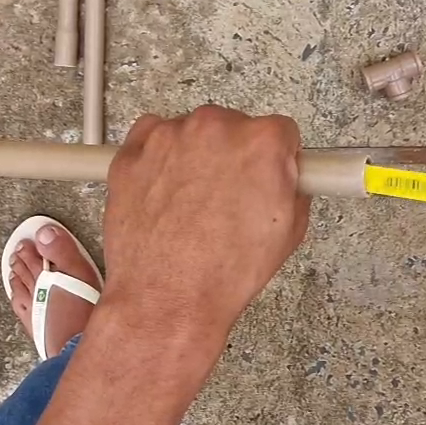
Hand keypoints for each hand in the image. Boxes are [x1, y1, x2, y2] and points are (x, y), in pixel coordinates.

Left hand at [94, 106, 309, 375]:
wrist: (167, 297)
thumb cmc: (222, 272)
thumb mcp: (289, 231)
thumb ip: (292, 186)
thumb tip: (287, 174)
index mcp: (262, 142)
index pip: (280, 132)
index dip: (275, 159)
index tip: (265, 174)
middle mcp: (215, 128)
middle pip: (233, 128)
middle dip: (232, 158)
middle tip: (226, 199)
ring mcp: (170, 136)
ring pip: (192, 133)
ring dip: (194, 157)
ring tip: (191, 205)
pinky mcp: (134, 150)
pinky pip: (152, 138)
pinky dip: (158, 158)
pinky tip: (165, 193)